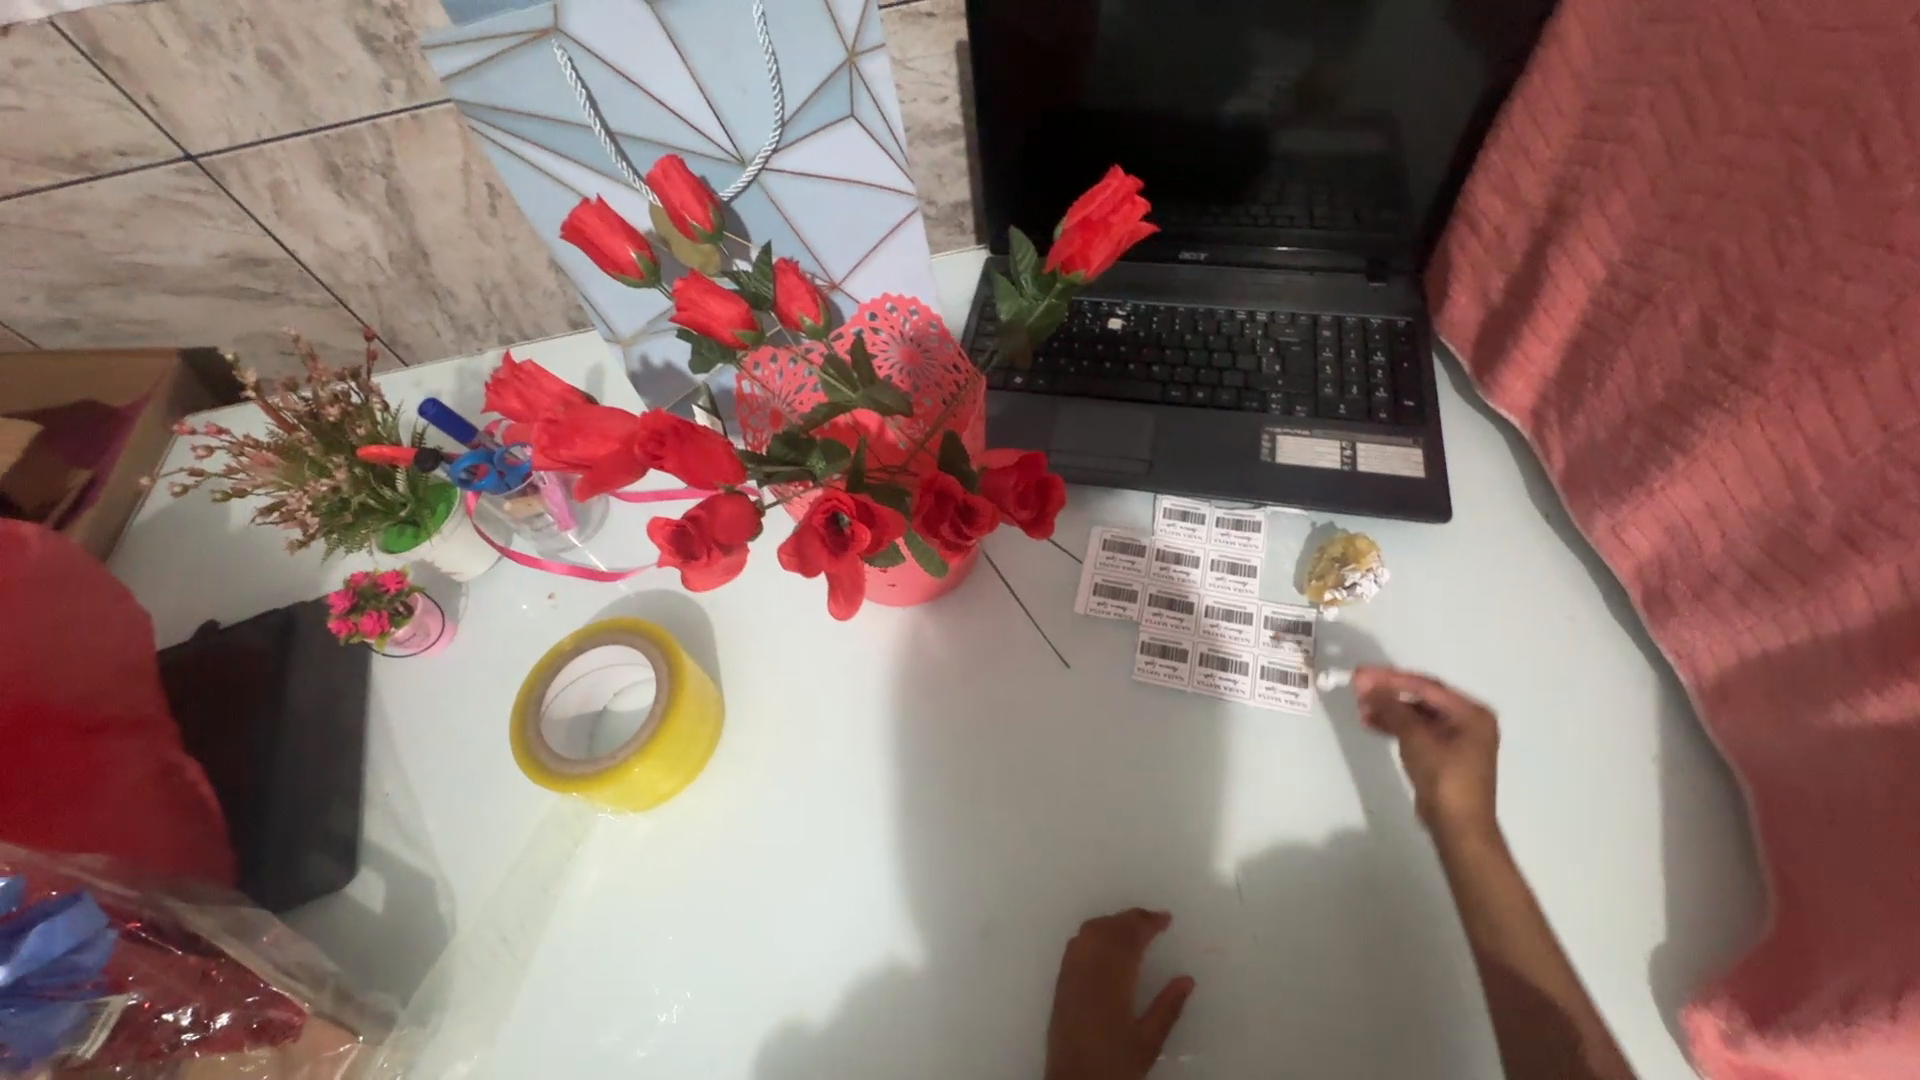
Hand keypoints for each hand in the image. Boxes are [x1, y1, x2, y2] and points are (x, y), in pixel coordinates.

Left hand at [1045, 909, 1194, 1079]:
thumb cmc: (1114, 1065)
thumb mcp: (1149, 1041)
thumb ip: (1168, 1007)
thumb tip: (1186, 979)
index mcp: (1112, 978)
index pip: (1130, 936)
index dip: (1148, 922)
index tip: (1166, 918)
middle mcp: (1088, 966)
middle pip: (1110, 927)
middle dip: (1133, 918)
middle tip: (1155, 919)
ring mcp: (1071, 970)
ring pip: (1091, 930)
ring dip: (1114, 922)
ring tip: (1135, 927)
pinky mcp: (1061, 979)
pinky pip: (1078, 942)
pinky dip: (1095, 932)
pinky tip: (1107, 941)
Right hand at [1353, 667, 1500, 842]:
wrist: (1458, 825)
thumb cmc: (1444, 777)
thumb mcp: (1416, 738)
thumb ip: (1393, 708)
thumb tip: (1367, 685)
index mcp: (1470, 712)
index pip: (1425, 686)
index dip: (1390, 678)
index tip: (1360, 674)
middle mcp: (1467, 720)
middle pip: (1420, 697)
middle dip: (1388, 693)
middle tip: (1357, 689)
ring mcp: (1455, 737)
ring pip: (1415, 714)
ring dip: (1388, 709)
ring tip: (1360, 708)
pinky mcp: (1442, 752)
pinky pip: (1415, 729)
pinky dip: (1394, 725)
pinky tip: (1371, 723)